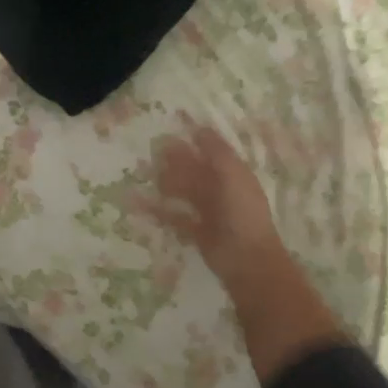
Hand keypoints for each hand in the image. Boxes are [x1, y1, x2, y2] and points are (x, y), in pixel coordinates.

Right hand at [155, 118, 285, 281]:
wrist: (247, 260)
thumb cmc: (242, 212)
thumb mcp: (233, 175)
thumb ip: (216, 151)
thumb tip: (198, 127)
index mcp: (233, 174)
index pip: (211, 151)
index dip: (193, 140)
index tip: (170, 130)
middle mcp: (220, 190)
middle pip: (194, 170)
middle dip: (174, 161)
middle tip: (152, 152)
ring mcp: (208, 211)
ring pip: (183, 191)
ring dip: (165, 183)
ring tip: (145, 175)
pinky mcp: (196, 231)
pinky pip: (174, 216)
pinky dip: (158, 211)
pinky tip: (140, 204)